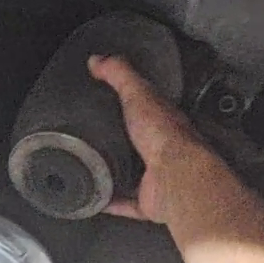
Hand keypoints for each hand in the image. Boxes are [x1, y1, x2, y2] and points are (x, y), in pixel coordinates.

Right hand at [88, 54, 219, 222]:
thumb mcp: (138, 94)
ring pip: (133, 174)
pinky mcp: (148, 202)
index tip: (105, 101)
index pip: (146, 108)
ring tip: (86, 168)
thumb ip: (119, 75)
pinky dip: (110, 202)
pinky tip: (92, 198)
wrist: (176, 177)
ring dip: (113, 172)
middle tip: (89, 137)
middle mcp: (162, 150)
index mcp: (163, 122)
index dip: (129, 102)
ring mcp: (156, 178)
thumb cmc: (163, 134)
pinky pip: (126, 203)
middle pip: (138, 143)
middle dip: (118, 141)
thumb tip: (97, 59)